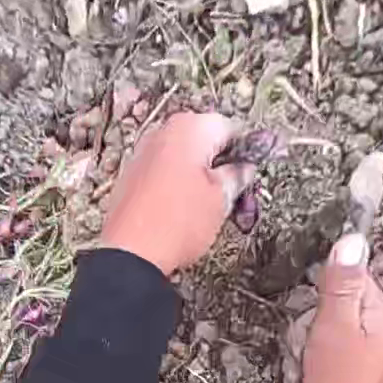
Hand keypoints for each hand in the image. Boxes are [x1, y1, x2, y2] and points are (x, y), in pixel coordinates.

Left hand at [98, 112, 256, 275]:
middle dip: (221, 167)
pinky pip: (164, 175)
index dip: (246, 152)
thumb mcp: (221, 199)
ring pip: (183, 160)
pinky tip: (184, 215)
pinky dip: (178, 189)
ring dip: (200, 180)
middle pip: (204, 143)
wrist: (132, 254)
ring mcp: (143, 154)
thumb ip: (238, 176)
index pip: (230, 128)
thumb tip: (245, 168)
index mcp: (190, 128)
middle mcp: (163, 132)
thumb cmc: (178, 223)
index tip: (251, 174)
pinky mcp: (131, 178)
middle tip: (234, 196)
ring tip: (209, 211)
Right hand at [304, 234, 382, 382]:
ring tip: (311, 362)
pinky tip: (311, 373)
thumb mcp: (335, 324)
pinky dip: (311, 359)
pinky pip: (322, 348)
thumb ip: (341, 283)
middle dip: (312, 322)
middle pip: (333, 303)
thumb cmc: (341, 380)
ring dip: (308, 343)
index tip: (316, 312)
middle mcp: (376, 325)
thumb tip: (351, 240)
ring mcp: (364, 346)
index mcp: (379, 310)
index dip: (324, 292)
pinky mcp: (350, 364)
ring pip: (323, 327)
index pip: (348, 277)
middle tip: (313, 342)